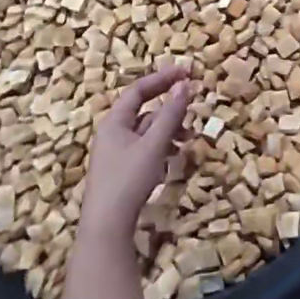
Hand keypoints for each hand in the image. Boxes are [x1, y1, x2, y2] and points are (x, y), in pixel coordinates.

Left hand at [80, 67, 191, 242]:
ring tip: (189, 139)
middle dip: (169, 109)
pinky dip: (161, 149)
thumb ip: (170, 115)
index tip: (186, 72)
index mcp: (114, 121)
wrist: (107, 226)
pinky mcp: (122, 171)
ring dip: (168, 131)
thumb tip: (184, 85)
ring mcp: (116, 152)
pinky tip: (174, 159)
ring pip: (146, 132)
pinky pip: (144, 150)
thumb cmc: (128, 180)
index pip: (138, 90)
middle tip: (193, 106)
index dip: (162, 79)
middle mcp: (112, 132)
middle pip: (143, 111)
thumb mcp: (153, 146)